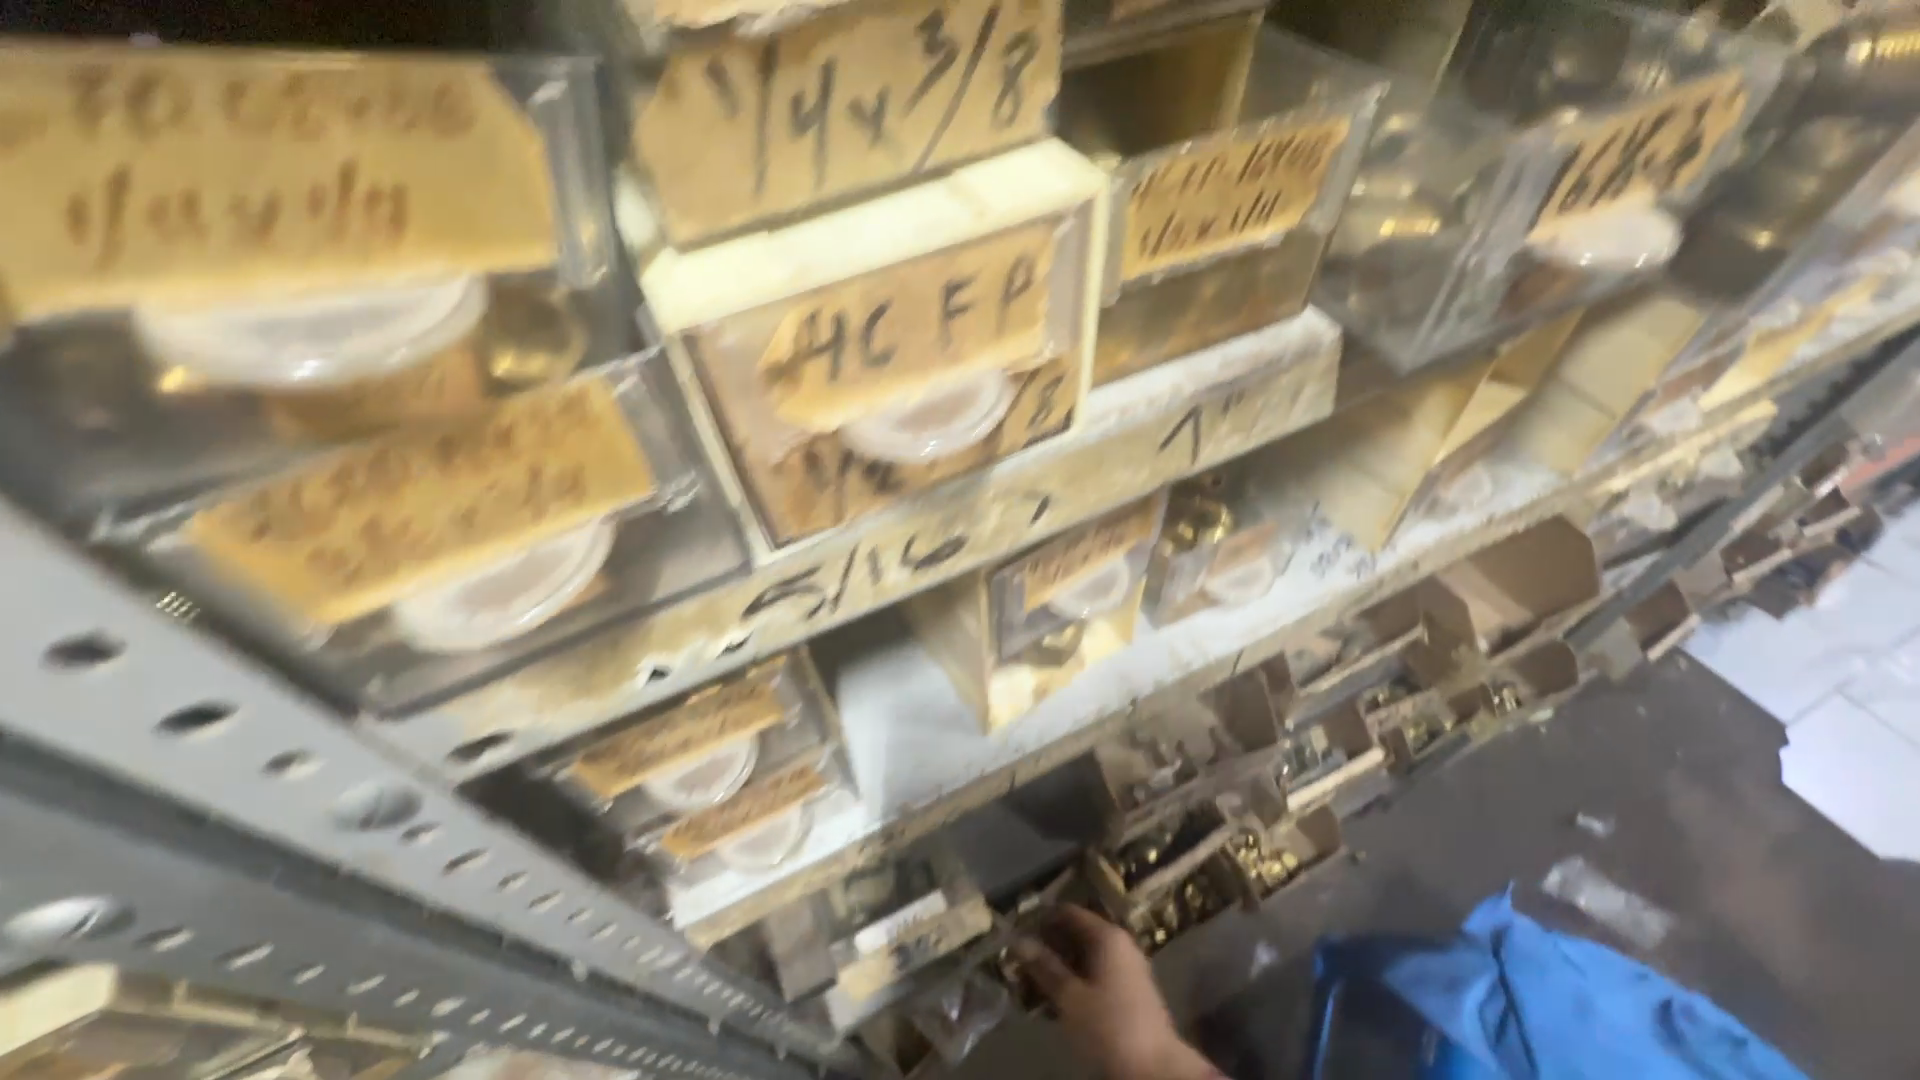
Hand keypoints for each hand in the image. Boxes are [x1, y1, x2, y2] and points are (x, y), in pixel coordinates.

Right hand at [1012, 906, 1217, 1079]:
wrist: (1155, 1070)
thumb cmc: (1109, 1027)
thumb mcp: (1070, 998)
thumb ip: (1044, 967)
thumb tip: (1018, 941)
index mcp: (1107, 936)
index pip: (1068, 912)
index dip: (1040, 919)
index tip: (1016, 933)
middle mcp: (1119, 944)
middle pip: (1076, 933)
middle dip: (1047, 946)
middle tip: (1019, 961)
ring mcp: (1126, 968)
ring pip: (1084, 957)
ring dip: (1058, 966)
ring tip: (1031, 982)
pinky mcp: (1128, 992)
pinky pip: (1094, 975)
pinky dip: (1074, 981)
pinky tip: (1054, 1000)